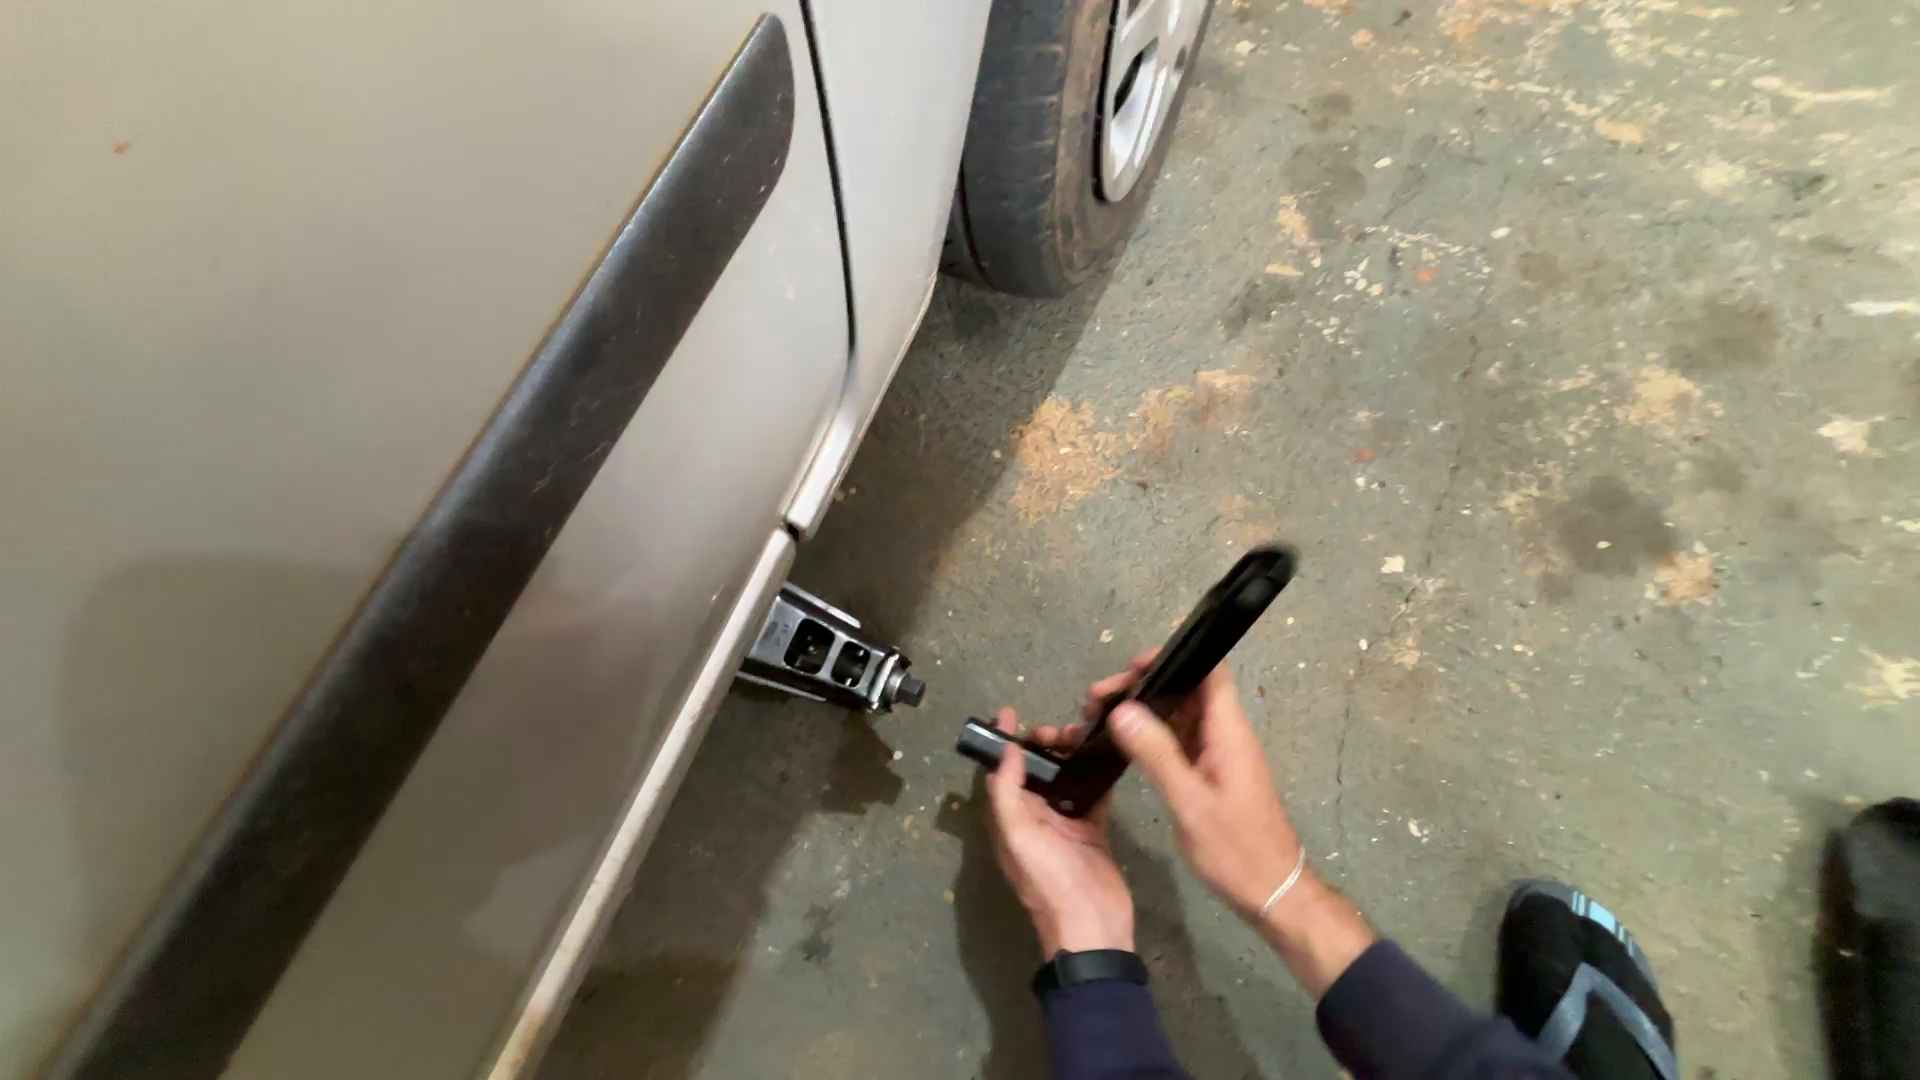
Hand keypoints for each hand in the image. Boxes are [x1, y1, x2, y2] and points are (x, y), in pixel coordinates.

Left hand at [985, 707, 1134, 959]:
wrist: (1094, 927)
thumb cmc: (1050, 880)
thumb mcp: (1019, 836)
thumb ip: (1008, 793)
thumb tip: (1006, 750)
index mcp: (1010, 819)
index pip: (1001, 771)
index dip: (1003, 741)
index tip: (1009, 711)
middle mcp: (1034, 817)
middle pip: (1034, 771)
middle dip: (1041, 744)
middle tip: (1058, 730)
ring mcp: (1065, 823)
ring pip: (1063, 778)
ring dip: (1069, 755)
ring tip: (1081, 737)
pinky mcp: (1093, 829)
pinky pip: (1093, 794)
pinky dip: (1097, 774)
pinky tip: (1105, 754)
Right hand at [1089, 651, 1299, 919]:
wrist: (1272, 894)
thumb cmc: (1236, 849)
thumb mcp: (1190, 803)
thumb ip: (1157, 753)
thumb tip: (1122, 709)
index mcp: (1229, 733)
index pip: (1210, 673)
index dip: (1174, 658)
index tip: (1133, 665)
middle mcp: (1225, 735)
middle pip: (1186, 690)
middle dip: (1142, 684)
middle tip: (1097, 697)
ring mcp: (1217, 754)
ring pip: (1178, 714)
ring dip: (1141, 709)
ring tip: (1096, 716)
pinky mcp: (1209, 772)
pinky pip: (1177, 738)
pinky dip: (1149, 733)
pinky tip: (1119, 741)